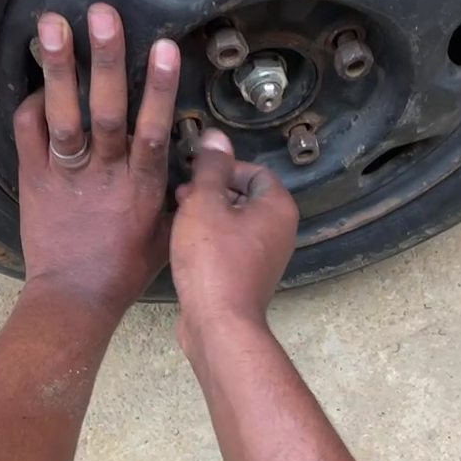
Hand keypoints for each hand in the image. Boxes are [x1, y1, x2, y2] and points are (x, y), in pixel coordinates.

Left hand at [13, 4, 178, 317]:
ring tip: (51, 24)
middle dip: (106, 61)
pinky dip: (30, 107)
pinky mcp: (34, 181)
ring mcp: (66, 176)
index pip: (154, 131)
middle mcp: (105, 175)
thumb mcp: (166, 234)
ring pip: (63, 117)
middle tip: (103, 15)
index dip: (160, 88)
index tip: (164, 48)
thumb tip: (191, 163)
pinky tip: (34, 81)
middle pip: (106, 112)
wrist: (76, 296)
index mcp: (142, 188)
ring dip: (58, 68)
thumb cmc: (125, 267)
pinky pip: (28, 137)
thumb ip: (177, 194)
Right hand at [170, 130, 297, 348]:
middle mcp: (279, 231)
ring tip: (181, 218)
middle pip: (245, 196)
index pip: (254, 170)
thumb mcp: (205, 203)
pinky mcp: (249, 276)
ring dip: (208, 216)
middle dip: (212, 192)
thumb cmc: (213, 262)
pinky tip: (187, 244)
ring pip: (236, 222)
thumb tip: (216, 138)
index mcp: (278, 207)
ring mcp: (266, 256)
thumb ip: (210, 168)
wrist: (219, 322)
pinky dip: (211, 240)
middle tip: (184, 196)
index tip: (195, 174)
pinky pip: (231, 246)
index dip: (223, 168)